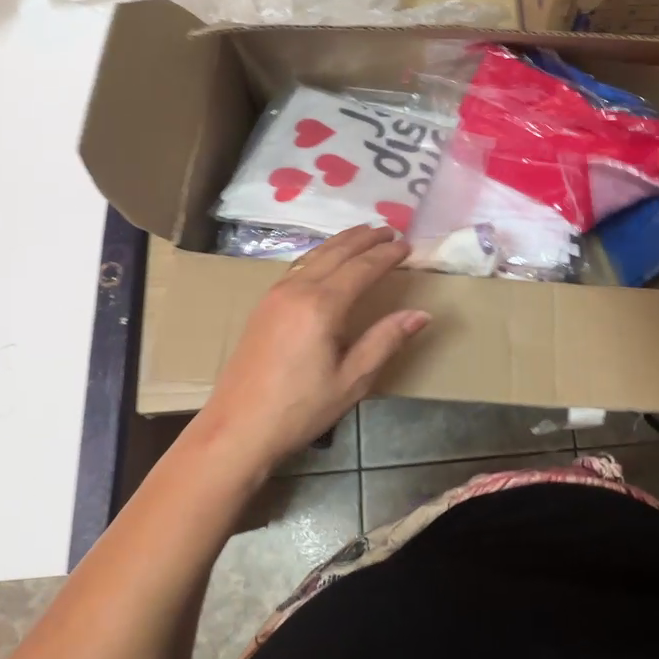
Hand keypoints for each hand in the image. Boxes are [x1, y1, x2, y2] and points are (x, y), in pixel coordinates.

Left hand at [194, 226, 430, 474]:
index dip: (386, 255)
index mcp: (321, 306)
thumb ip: (385, 340)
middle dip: (365, 239)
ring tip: (363, 234)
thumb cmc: (299, 409)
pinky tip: (326, 259)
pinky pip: (298, 266)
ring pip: (313, 255)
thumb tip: (421, 314)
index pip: (362, 268)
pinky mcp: (263, 306)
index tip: (407, 245)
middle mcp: (297, 290)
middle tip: (390, 230)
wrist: (237, 428)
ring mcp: (275, 295)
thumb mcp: (351, 380)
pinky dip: (320, 254)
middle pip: (336, 252)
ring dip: (341, 242)